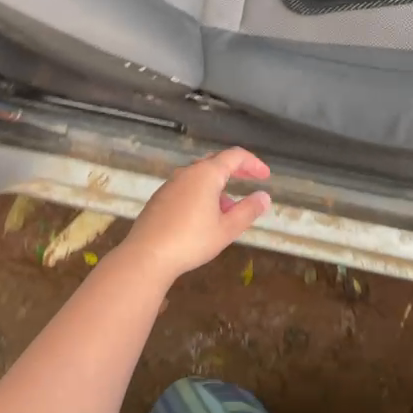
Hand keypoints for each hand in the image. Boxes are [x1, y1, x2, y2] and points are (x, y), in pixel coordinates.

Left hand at [118, 148, 272, 279]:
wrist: (147, 255)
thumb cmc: (191, 241)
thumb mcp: (227, 229)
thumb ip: (248, 210)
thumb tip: (264, 197)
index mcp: (206, 174)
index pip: (234, 157)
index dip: (253, 163)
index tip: (265, 175)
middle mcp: (187, 173)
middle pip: (215, 162)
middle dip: (236, 171)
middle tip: (251, 181)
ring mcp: (170, 185)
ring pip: (200, 177)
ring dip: (218, 187)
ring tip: (230, 210)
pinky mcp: (159, 199)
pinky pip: (187, 188)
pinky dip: (202, 195)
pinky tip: (205, 218)